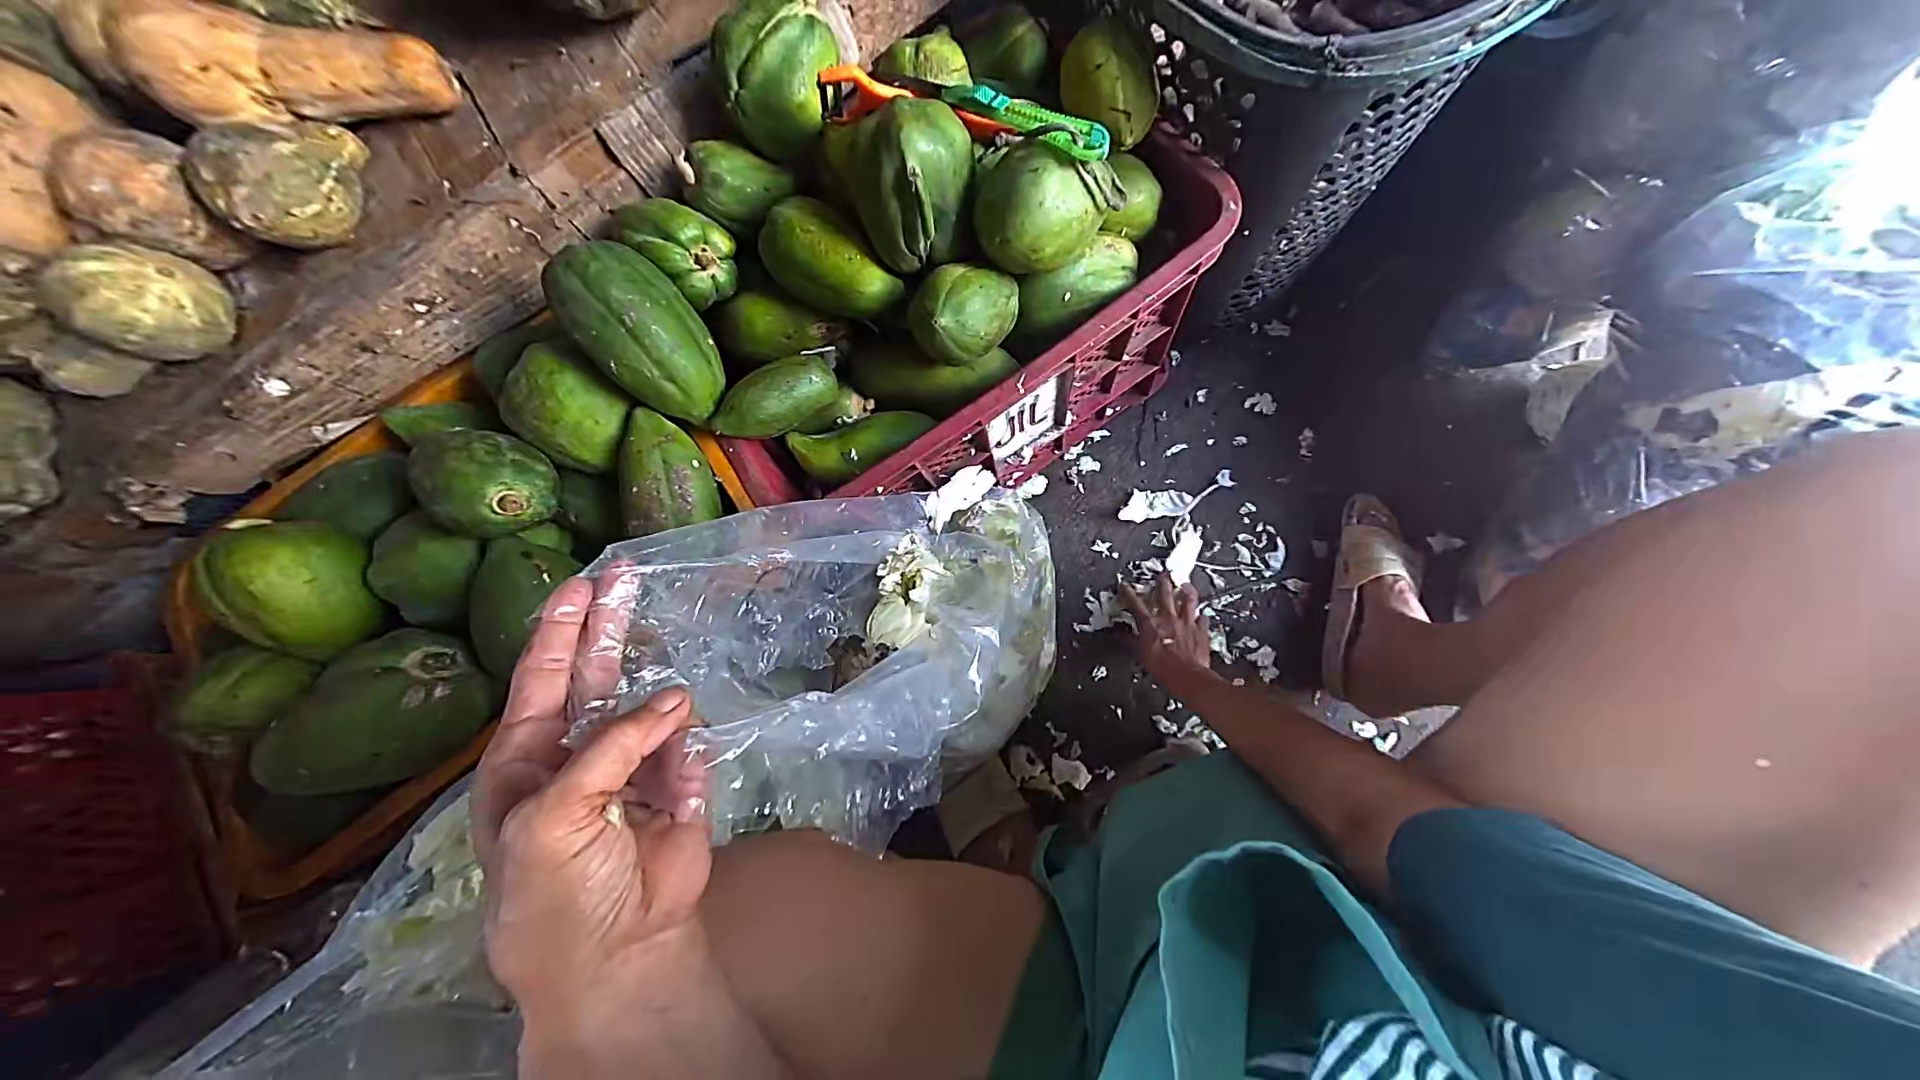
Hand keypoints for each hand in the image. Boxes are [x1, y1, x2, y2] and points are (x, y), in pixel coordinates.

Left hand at [473, 577, 710, 1024]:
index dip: (560, 629)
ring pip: (654, 707)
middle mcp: (580, 750)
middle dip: (610, 627)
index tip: (580, 583)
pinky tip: (673, 799)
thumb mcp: (552, 820)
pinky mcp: (679, 780)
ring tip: (653, 768)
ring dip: (661, 711)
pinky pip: (688, 747)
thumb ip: (609, 749)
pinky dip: (685, 760)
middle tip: (625, 577)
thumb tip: (676, 699)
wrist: (618, 952)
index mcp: (528, 758)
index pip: (543, 677)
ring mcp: (633, 762)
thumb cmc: (553, 893)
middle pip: (597, 672)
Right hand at [1120, 574, 1214, 686]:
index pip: (1136, 604)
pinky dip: (1202, 615)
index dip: (1129, 594)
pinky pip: (1203, 619)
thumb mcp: (1141, 655)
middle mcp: (1169, 619)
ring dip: (1186, 591)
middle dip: (1161, 583)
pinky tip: (1203, 614)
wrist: (1188, 676)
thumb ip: (1130, 641)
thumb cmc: (1165, 668)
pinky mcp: (1201, 631)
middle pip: (1165, 595)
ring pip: (1187, 600)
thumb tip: (1120, 634)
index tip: (1124, 586)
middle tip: (1162, 575)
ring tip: (1185, 584)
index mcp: (1152, 624)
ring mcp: (1187, 623)